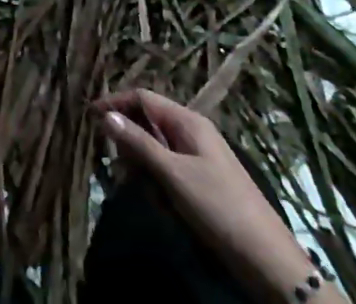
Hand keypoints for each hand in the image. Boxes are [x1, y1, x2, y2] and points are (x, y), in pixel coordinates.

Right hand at [93, 90, 312, 299]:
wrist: (266, 258)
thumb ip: (138, 143)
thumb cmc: (218, 207)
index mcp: (189, 122)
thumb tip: (105, 115)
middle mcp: (192, 132)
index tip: (89, 116)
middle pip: (148, 119)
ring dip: (139, 158)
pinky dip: (153, 174)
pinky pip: (166, 165)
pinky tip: (152, 194)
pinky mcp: (200, 179)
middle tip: (110, 156)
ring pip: (155, 144)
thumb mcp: (173, 174)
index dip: (115, 103)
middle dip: (127, 134)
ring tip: (130, 179)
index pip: (143, 98)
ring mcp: (198, 156)